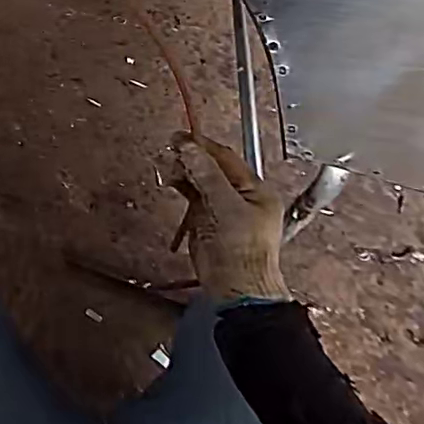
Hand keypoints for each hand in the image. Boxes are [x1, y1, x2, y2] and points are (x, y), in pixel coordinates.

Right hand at [171, 132, 289, 303]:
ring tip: (168, 166)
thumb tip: (188, 147)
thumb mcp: (226, 206)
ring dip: (183, 169)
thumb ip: (207, 174)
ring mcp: (221, 206)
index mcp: (255, 190)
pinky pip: (191, 192)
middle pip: (211, 166)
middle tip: (170, 150)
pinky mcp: (205, 216)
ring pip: (199, 177)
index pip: (226, 158)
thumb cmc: (241, 250)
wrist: (234, 286)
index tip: (180, 137)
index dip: (203, 146)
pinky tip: (170, 179)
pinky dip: (180, 183)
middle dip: (191, 157)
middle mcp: (239, 195)